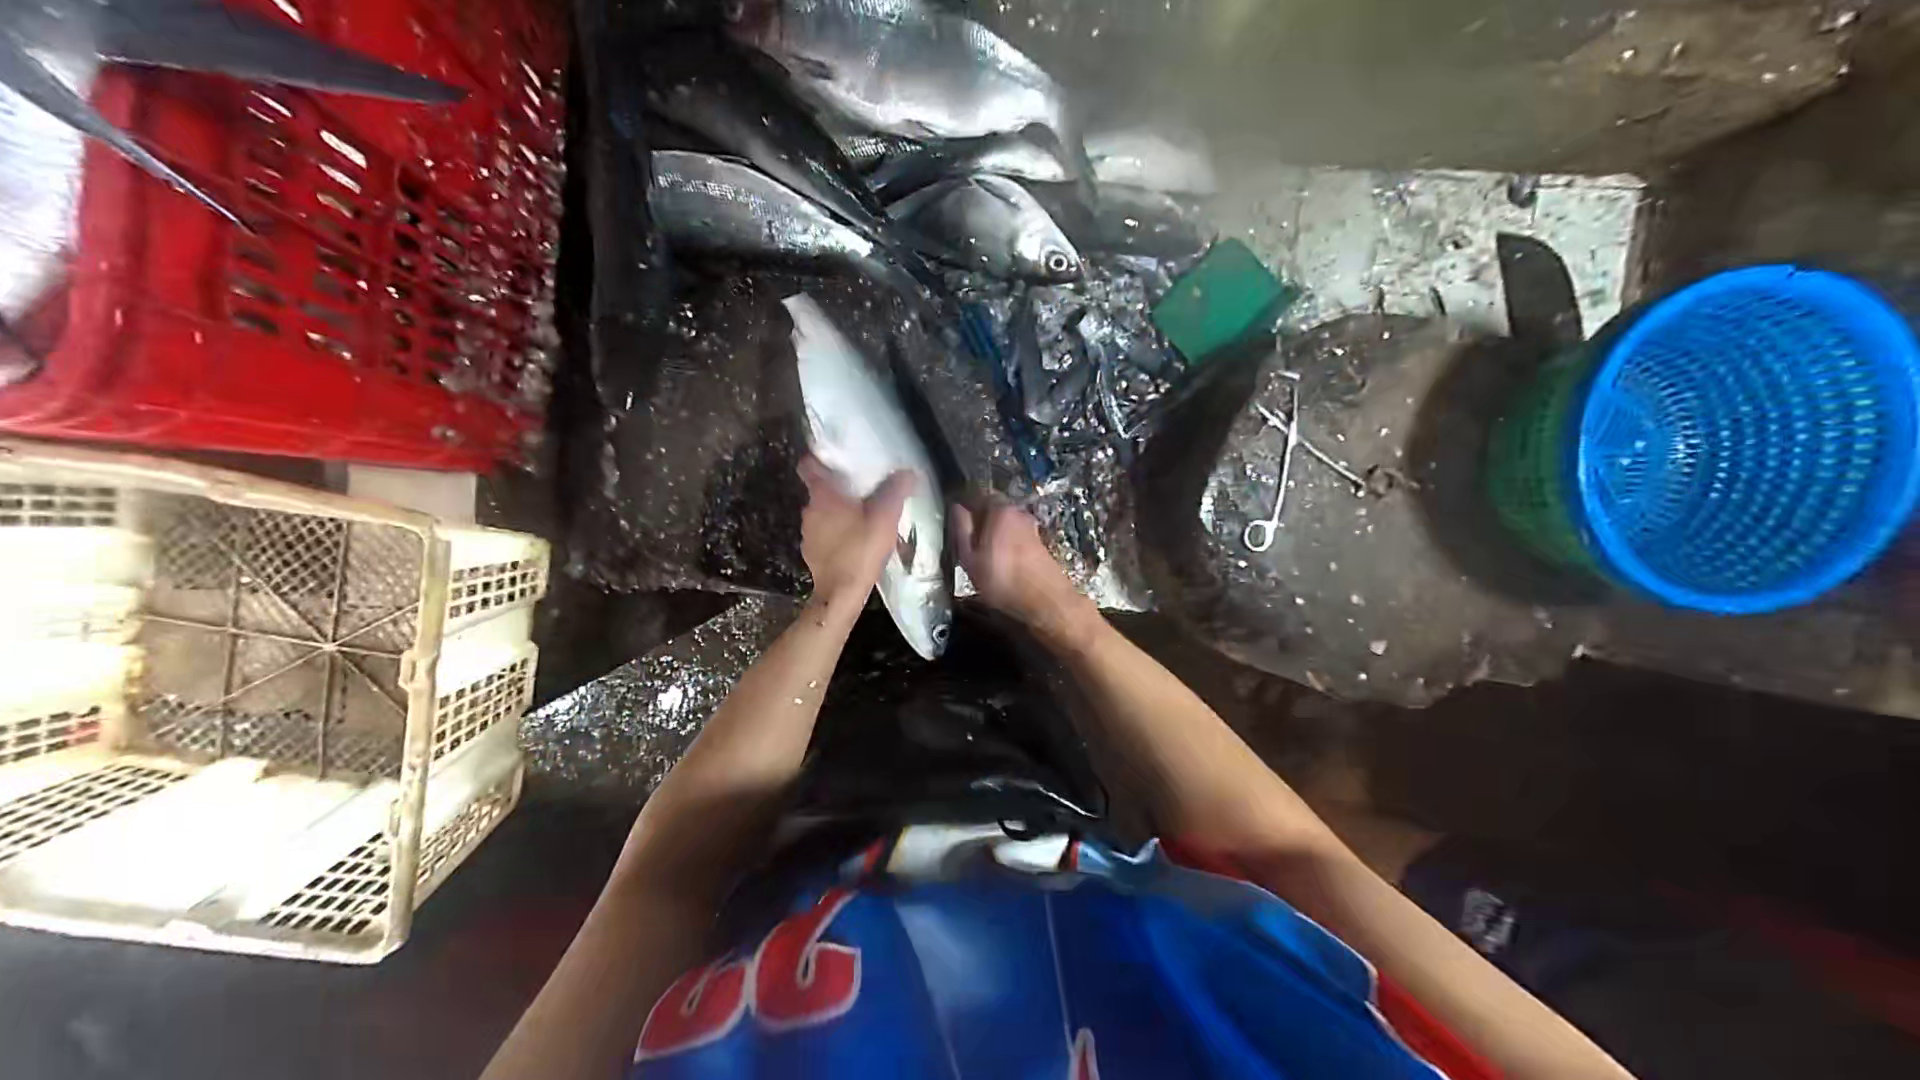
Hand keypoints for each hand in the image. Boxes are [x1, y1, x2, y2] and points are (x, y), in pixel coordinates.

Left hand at [798, 455, 915, 604]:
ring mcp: (807, 533)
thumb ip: (895, 492)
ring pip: (822, 515)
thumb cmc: (860, 549)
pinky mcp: (811, 552)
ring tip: (861, 519)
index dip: (819, 460)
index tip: (834, 461)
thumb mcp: (885, 518)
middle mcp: (809, 511)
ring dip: (837, 515)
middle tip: (861, 492)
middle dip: (837, 491)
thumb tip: (907, 473)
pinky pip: (823, 535)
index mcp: (823, 496)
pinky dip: (835, 535)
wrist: (840, 592)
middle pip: (819, 492)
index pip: (808, 466)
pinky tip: (854, 543)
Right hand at [950, 496, 1090, 640]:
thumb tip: (956, 508)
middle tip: (968, 544)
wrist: (1046, 602)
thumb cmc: (1003, 580)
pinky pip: (1015, 536)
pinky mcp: (1040, 542)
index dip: (965, 508)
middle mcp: (1018, 511)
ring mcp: (1031, 526)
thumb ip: (961, 529)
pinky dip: (1006, 544)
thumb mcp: (970, 558)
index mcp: (1000, 508)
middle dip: (980, 522)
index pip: (977, 494)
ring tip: (984, 557)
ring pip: (1004, 524)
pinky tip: (1002, 563)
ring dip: (994, 535)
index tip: (956, 524)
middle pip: (992, 509)